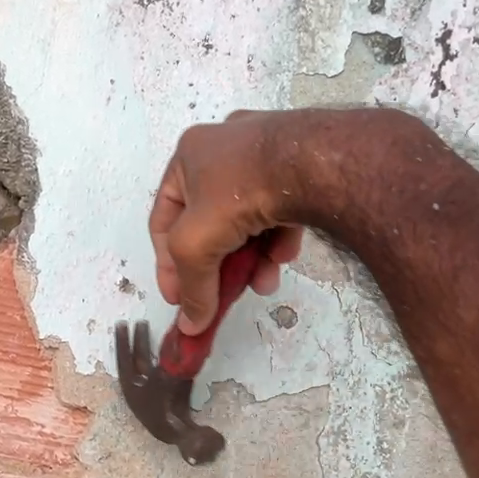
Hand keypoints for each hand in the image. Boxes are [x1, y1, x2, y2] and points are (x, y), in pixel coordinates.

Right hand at [150, 113, 304, 334]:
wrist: (315, 162)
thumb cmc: (238, 193)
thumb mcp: (195, 248)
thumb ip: (192, 290)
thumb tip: (191, 327)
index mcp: (186, 158)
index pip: (163, 223)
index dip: (167, 266)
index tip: (178, 299)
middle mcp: (222, 150)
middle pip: (207, 225)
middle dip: (216, 267)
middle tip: (220, 295)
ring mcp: (264, 153)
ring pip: (244, 221)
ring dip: (250, 259)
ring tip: (262, 283)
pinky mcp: (299, 164)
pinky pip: (277, 208)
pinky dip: (276, 237)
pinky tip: (283, 256)